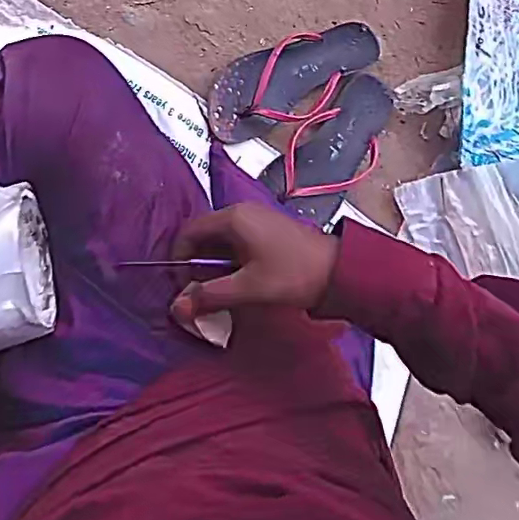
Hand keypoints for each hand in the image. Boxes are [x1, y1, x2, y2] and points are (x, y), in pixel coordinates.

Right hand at [168, 204, 340, 324]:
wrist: (342, 272)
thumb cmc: (293, 275)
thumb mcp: (249, 288)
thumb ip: (210, 296)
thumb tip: (177, 308)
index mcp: (233, 218)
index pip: (189, 231)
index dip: (180, 258)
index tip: (182, 286)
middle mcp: (241, 212)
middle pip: (204, 234)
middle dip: (196, 263)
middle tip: (199, 292)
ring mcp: (255, 218)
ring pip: (220, 240)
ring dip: (213, 264)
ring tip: (218, 290)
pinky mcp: (267, 229)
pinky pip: (236, 241)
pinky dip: (229, 260)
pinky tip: (237, 281)